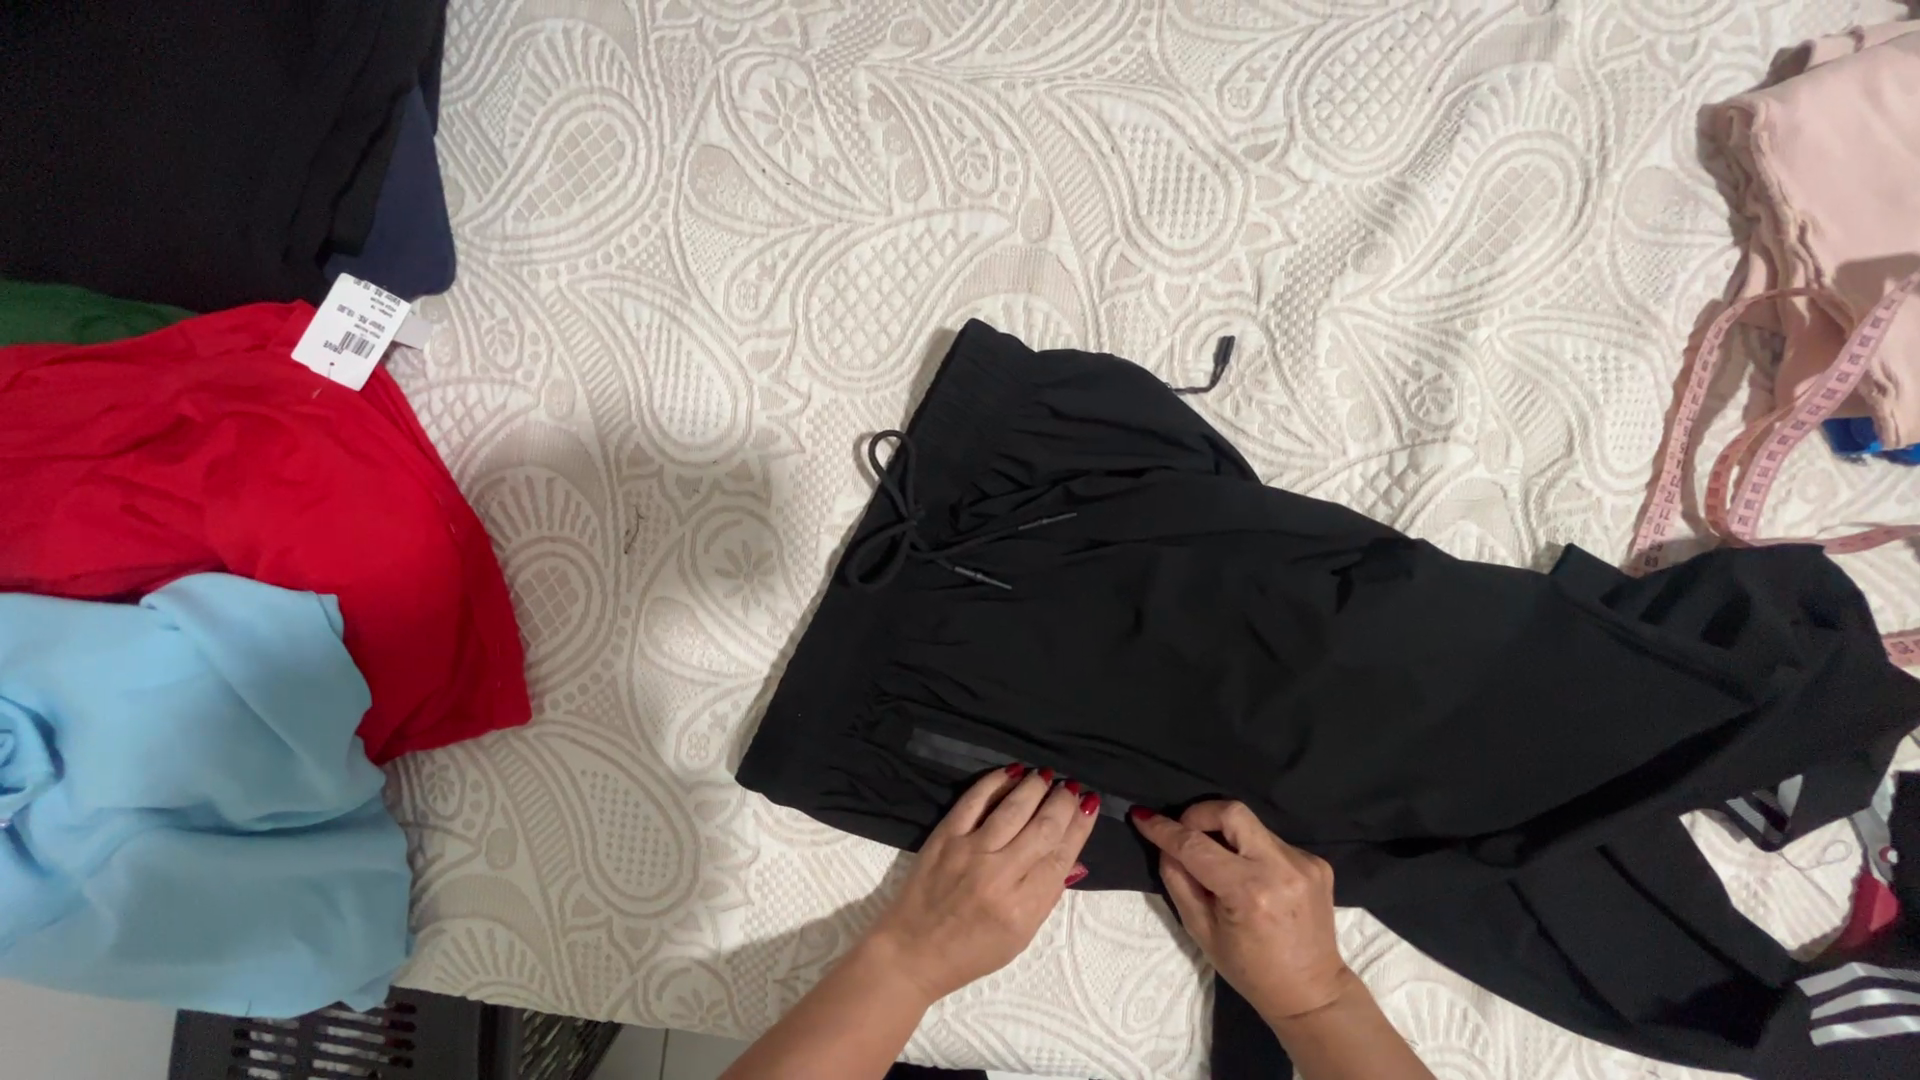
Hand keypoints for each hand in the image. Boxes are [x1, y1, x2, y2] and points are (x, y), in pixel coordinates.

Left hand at [863, 765, 1099, 1004]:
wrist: (913, 951)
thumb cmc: (971, 951)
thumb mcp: (1020, 937)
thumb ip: (1047, 896)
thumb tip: (1074, 857)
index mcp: (1022, 909)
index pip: (1060, 857)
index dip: (1079, 827)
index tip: (1089, 805)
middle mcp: (999, 876)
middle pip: (1042, 828)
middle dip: (1062, 802)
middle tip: (1072, 786)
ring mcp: (970, 852)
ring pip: (1012, 809)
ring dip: (1034, 787)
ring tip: (1047, 775)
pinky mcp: (945, 836)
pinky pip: (974, 800)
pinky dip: (995, 782)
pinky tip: (1011, 771)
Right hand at [1131, 800, 1355, 1022]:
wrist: (1311, 993)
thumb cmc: (1249, 969)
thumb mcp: (1200, 930)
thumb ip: (1178, 880)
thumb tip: (1166, 845)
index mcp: (1249, 892)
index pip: (1195, 845)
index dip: (1164, 829)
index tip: (1141, 816)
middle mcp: (1280, 868)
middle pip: (1231, 812)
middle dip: (1199, 814)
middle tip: (1185, 832)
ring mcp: (1303, 863)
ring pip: (1251, 825)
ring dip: (1226, 835)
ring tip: (1221, 864)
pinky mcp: (1317, 862)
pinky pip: (1271, 840)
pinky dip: (1251, 850)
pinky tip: (1253, 877)